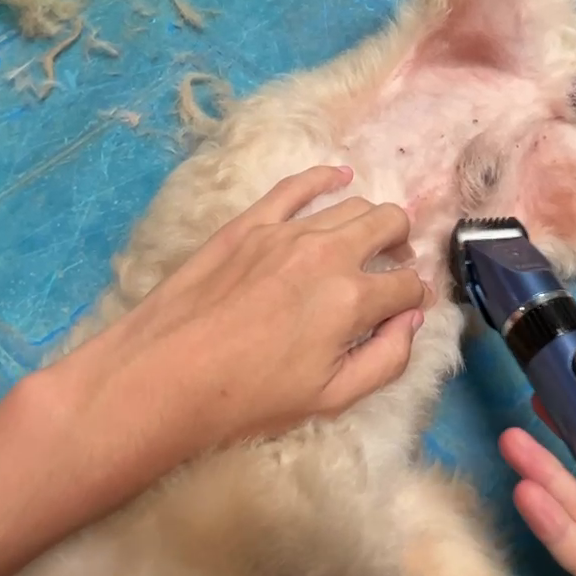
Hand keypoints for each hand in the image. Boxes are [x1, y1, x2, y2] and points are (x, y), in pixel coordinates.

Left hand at [32, 165, 428, 505]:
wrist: (160, 379)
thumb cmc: (248, 400)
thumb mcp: (330, 399)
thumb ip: (387, 359)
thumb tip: (413, 319)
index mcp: (352, 300)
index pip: (407, 284)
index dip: (414, 296)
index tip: (406, 306)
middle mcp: (329, 253)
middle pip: (390, 224)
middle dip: (402, 244)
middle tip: (392, 266)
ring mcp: (288, 231)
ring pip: (353, 204)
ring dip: (372, 221)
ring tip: (366, 241)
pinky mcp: (252, 222)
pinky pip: (299, 185)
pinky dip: (326, 176)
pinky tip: (340, 176)